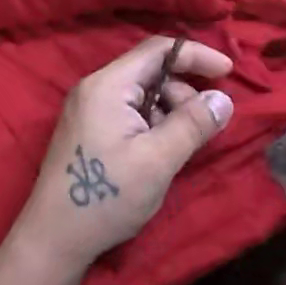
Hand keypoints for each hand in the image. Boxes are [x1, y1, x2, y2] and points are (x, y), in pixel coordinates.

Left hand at [7, 36, 234, 276]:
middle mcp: (93, 88)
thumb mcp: (158, 160)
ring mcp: (86, 109)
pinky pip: (126, 111)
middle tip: (199, 130)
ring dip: (168, 111)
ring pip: (140, 94)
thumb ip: (192, 124)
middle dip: (182, 92)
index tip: (229, 73)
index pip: (156, 49)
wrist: (55, 234)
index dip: (196, 55)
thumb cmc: (107, 194)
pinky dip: (150, 123)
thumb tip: (223, 98)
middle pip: (149, 71)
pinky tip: (157, 152)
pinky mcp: (86, 129)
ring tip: (175, 148)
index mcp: (107, 85)